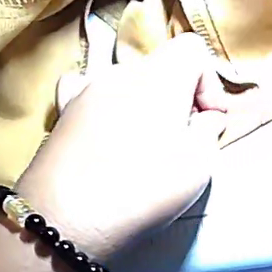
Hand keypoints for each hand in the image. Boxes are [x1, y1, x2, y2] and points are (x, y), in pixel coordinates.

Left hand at [13, 35, 228, 261]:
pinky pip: (89, 92)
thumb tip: (205, 118)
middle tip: (182, 140)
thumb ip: (210, 131)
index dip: (209, 82)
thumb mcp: (200, 166)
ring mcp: (84, 90)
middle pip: (160, 67)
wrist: (65, 222)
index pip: (193, 49)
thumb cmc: (142, 190)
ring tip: (143, 143)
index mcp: (159, 77)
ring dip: (143, 104)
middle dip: (178, 98)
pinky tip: (106, 132)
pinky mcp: (61, 114)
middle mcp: (119, 72)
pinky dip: (106, 105)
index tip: (208, 120)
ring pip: (126, 81)